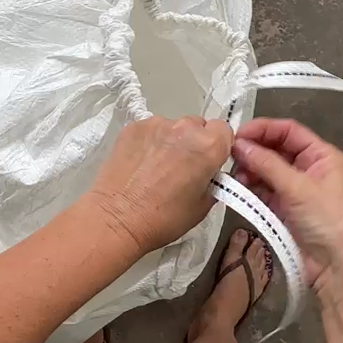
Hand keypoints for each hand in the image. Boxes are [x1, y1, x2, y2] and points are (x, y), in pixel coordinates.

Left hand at [86, 116, 233, 253]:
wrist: (118, 218)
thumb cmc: (164, 218)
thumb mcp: (203, 206)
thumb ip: (213, 180)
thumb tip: (210, 172)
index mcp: (208, 146)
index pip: (224, 130)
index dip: (219, 146)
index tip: (209, 162)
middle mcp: (184, 128)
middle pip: (198, 125)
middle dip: (195, 142)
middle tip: (183, 166)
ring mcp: (156, 124)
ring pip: (173, 127)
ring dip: (171, 141)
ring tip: (157, 167)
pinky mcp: (133, 127)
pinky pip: (150, 129)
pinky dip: (150, 141)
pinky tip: (140, 163)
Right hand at [232, 118, 342, 300]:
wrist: (339, 269)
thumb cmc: (328, 221)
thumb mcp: (298, 188)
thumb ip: (267, 164)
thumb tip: (238, 144)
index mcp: (321, 155)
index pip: (288, 131)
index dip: (263, 128)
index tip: (238, 133)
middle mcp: (308, 167)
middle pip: (275, 149)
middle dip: (253, 151)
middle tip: (230, 156)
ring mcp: (295, 189)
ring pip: (266, 170)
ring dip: (250, 170)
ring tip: (236, 176)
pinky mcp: (284, 208)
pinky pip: (263, 190)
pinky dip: (251, 188)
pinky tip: (239, 188)